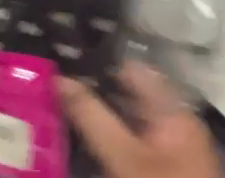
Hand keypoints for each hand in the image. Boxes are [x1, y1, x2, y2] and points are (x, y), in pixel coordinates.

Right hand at [59, 63, 220, 177]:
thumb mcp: (123, 156)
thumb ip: (90, 114)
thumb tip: (58, 78)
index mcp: (173, 111)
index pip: (130, 67)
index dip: (96, 60)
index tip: (60, 59)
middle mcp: (174, 122)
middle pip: (127, 91)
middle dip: (90, 87)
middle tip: (50, 83)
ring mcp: (171, 146)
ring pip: (125, 116)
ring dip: (95, 111)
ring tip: (56, 104)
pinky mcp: (163, 166)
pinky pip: (129, 138)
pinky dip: (105, 132)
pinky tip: (80, 135)